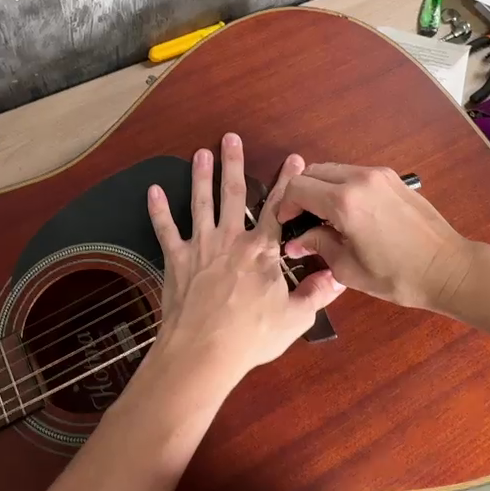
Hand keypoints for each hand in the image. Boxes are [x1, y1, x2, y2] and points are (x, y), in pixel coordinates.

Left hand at [146, 135, 343, 392]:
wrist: (202, 353)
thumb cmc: (249, 338)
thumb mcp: (293, 320)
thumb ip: (315, 294)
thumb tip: (337, 277)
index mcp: (261, 252)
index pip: (279, 210)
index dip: (288, 183)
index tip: (294, 159)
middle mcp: (231, 240)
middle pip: (233, 195)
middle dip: (233, 164)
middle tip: (230, 138)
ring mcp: (201, 247)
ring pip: (200, 203)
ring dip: (200, 176)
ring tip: (200, 153)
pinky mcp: (176, 260)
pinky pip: (165, 230)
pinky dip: (158, 211)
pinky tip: (153, 191)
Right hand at [276, 163, 473, 309]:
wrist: (448, 269)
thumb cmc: (398, 276)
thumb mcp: (349, 269)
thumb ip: (318, 246)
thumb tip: (296, 240)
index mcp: (345, 202)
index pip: (298, 188)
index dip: (285, 205)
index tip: (287, 224)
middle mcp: (359, 179)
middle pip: (312, 172)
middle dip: (300, 194)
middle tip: (301, 219)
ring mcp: (378, 174)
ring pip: (332, 169)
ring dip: (320, 188)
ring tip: (324, 216)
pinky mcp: (391, 177)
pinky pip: (354, 173)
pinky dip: (341, 186)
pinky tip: (348, 212)